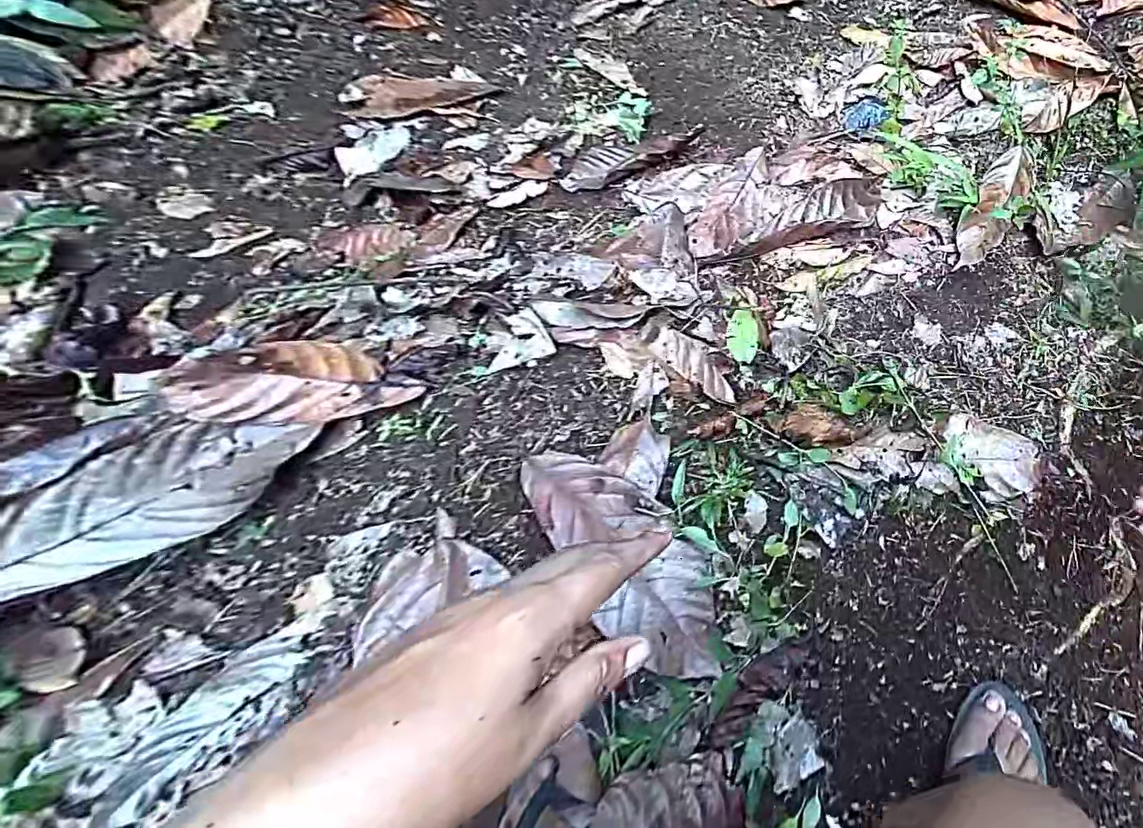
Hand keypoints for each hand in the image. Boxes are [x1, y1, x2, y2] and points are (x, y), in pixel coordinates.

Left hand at [174, 536, 669, 827]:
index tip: (662, 534)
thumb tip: (637, 645)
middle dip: (603, 550)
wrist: (290, 813)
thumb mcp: (525, 737)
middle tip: (635, 544)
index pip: (596, 572)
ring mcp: (442, 620)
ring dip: (563, 572)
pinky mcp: (408, 641)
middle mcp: (486, 606)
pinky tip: (518, 625)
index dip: (634, 551)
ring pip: (521, 581)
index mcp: (524, 622)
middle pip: (558, 564)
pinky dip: (524, 596)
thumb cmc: (429, 777)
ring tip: (588, 579)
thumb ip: (586, 682)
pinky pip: (487, 602)